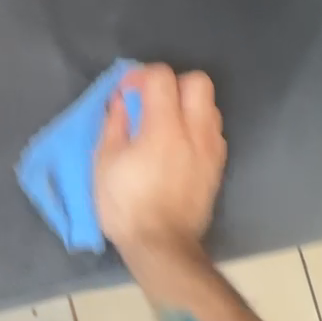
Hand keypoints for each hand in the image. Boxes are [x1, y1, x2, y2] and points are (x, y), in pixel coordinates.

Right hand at [93, 63, 227, 259]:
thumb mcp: (104, 164)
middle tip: (149, 102)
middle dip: (171, 83)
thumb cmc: (124, 205)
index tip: (124, 93)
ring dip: (186, 105)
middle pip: (197, 81)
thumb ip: (113, 125)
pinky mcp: (217, 165)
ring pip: (209, 105)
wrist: (161, 244)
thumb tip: (120, 101)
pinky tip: (177, 146)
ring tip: (163, 124)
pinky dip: (195, 127)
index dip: (139, 76)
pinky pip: (212, 130)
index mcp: (163, 128)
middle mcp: (195, 131)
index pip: (161, 78)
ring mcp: (211, 148)